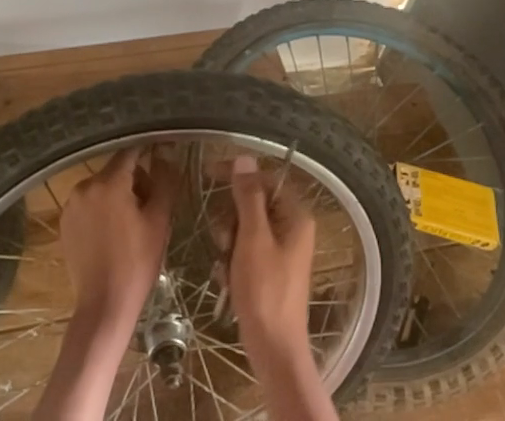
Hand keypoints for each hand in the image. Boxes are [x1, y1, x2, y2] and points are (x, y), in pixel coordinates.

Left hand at [37, 147, 176, 420]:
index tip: (163, 156)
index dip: (149, 152)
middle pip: (116, 170)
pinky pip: (89, 204)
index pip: (131, 152)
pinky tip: (113, 233)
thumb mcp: (158, 221)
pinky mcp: (64, 222)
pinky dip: (103, 209)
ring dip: (119, 195)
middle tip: (152, 206)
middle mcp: (84, 186)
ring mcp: (71, 205)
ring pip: (102, 187)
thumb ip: (163, 181)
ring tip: (133, 224)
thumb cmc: (137, 263)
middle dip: (136, 181)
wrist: (104, 304)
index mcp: (108, 183)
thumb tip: (165, 155)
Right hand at [228, 155, 315, 369]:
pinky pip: (245, 250)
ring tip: (225, 263)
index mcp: (296, 216)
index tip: (208, 174)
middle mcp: (292, 228)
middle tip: (223, 238)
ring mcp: (282, 250)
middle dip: (231, 217)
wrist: (273, 347)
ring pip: (245, 227)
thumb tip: (244, 157)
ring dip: (228, 241)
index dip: (238, 175)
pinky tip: (226, 278)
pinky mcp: (269, 270)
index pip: (265, 178)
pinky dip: (232, 261)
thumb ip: (248, 197)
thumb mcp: (253, 238)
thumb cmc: (265, 290)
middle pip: (253, 203)